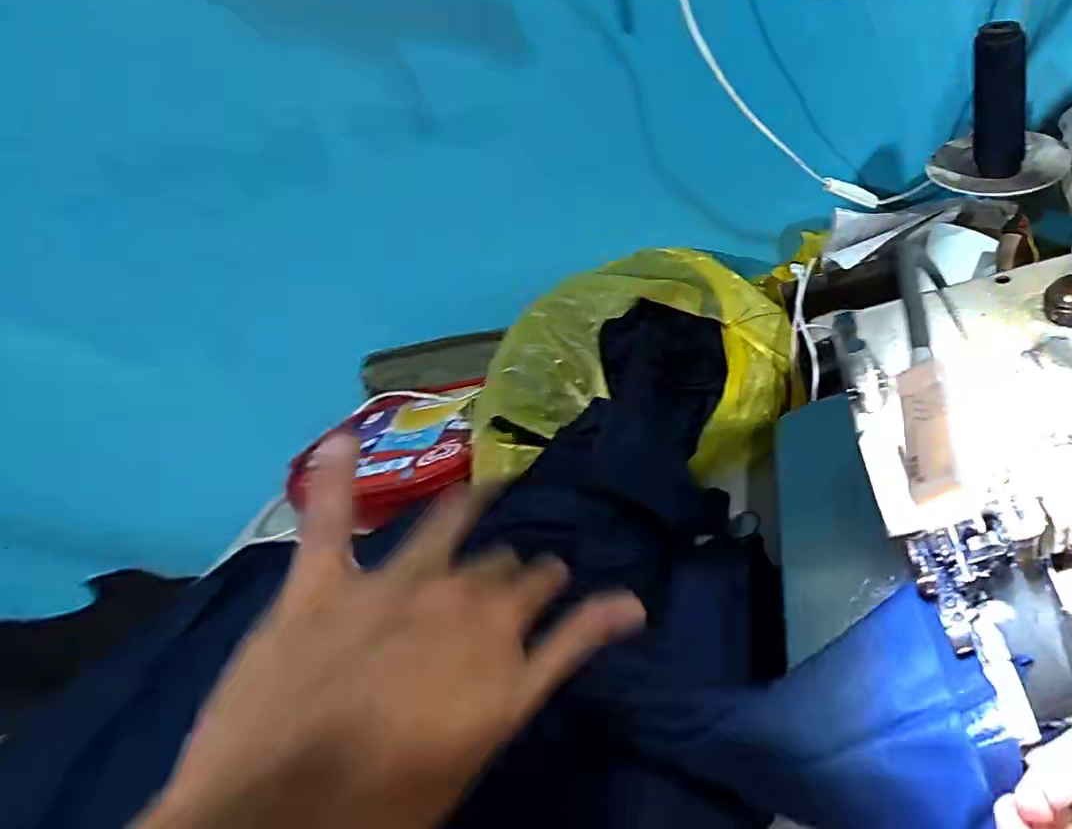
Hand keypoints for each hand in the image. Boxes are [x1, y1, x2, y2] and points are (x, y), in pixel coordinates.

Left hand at [140, 432, 648, 828]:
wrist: (274, 821)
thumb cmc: (403, 776)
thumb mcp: (505, 716)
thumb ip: (570, 646)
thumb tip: (638, 602)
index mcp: (501, 614)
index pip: (543, 578)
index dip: (545, 586)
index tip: (543, 599)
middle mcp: (455, 584)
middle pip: (494, 561)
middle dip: (502, 569)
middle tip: (492, 592)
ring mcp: (388, 582)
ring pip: (441, 526)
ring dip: (465, 505)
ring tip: (481, 489)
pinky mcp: (318, 591)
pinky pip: (328, 525)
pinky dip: (334, 479)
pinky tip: (340, 440)